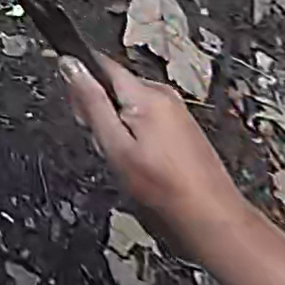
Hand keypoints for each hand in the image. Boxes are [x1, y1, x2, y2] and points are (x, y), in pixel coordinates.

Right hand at [60, 54, 248, 241]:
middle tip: (103, 139)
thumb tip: (70, 63)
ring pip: (125, 99)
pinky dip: (132, 128)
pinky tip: (139, 156)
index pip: (99, 62)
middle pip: (111, 82)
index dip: (79, 78)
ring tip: (123, 153)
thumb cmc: (165, 189)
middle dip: (97, 105)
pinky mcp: (181, 124)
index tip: (76, 103)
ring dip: (114, 119)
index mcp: (146, 95)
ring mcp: (175, 109)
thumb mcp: (114, 145)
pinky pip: (143, 112)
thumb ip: (90, 100)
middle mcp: (163, 94)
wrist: (215, 222)